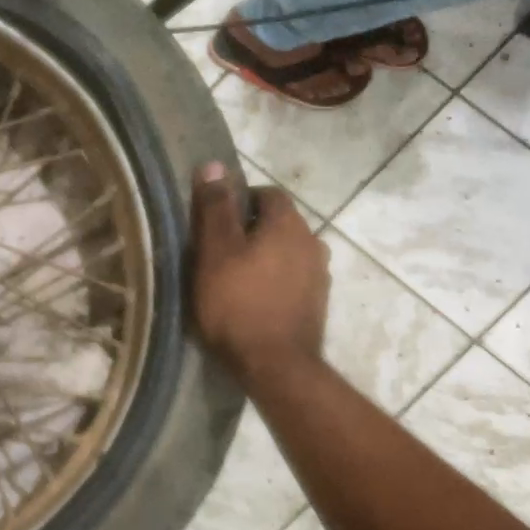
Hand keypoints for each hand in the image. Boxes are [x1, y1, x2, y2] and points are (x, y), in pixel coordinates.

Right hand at [191, 161, 329, 381]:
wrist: (274, 363)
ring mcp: (318, 274)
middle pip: (277, 223)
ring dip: (261, 257)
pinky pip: (290, 278)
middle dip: (249, 230)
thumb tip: (214, 165)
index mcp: (287, 223)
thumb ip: (214, 209)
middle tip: (215, 252)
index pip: (265, 193)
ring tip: (230, 279)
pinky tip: (250, 301)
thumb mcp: (215, 253)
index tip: (211, 222)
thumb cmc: (236, 303)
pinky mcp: (315, 302)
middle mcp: (312, 241)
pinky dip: (271, 281)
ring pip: (285, 252)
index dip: (237, 201)